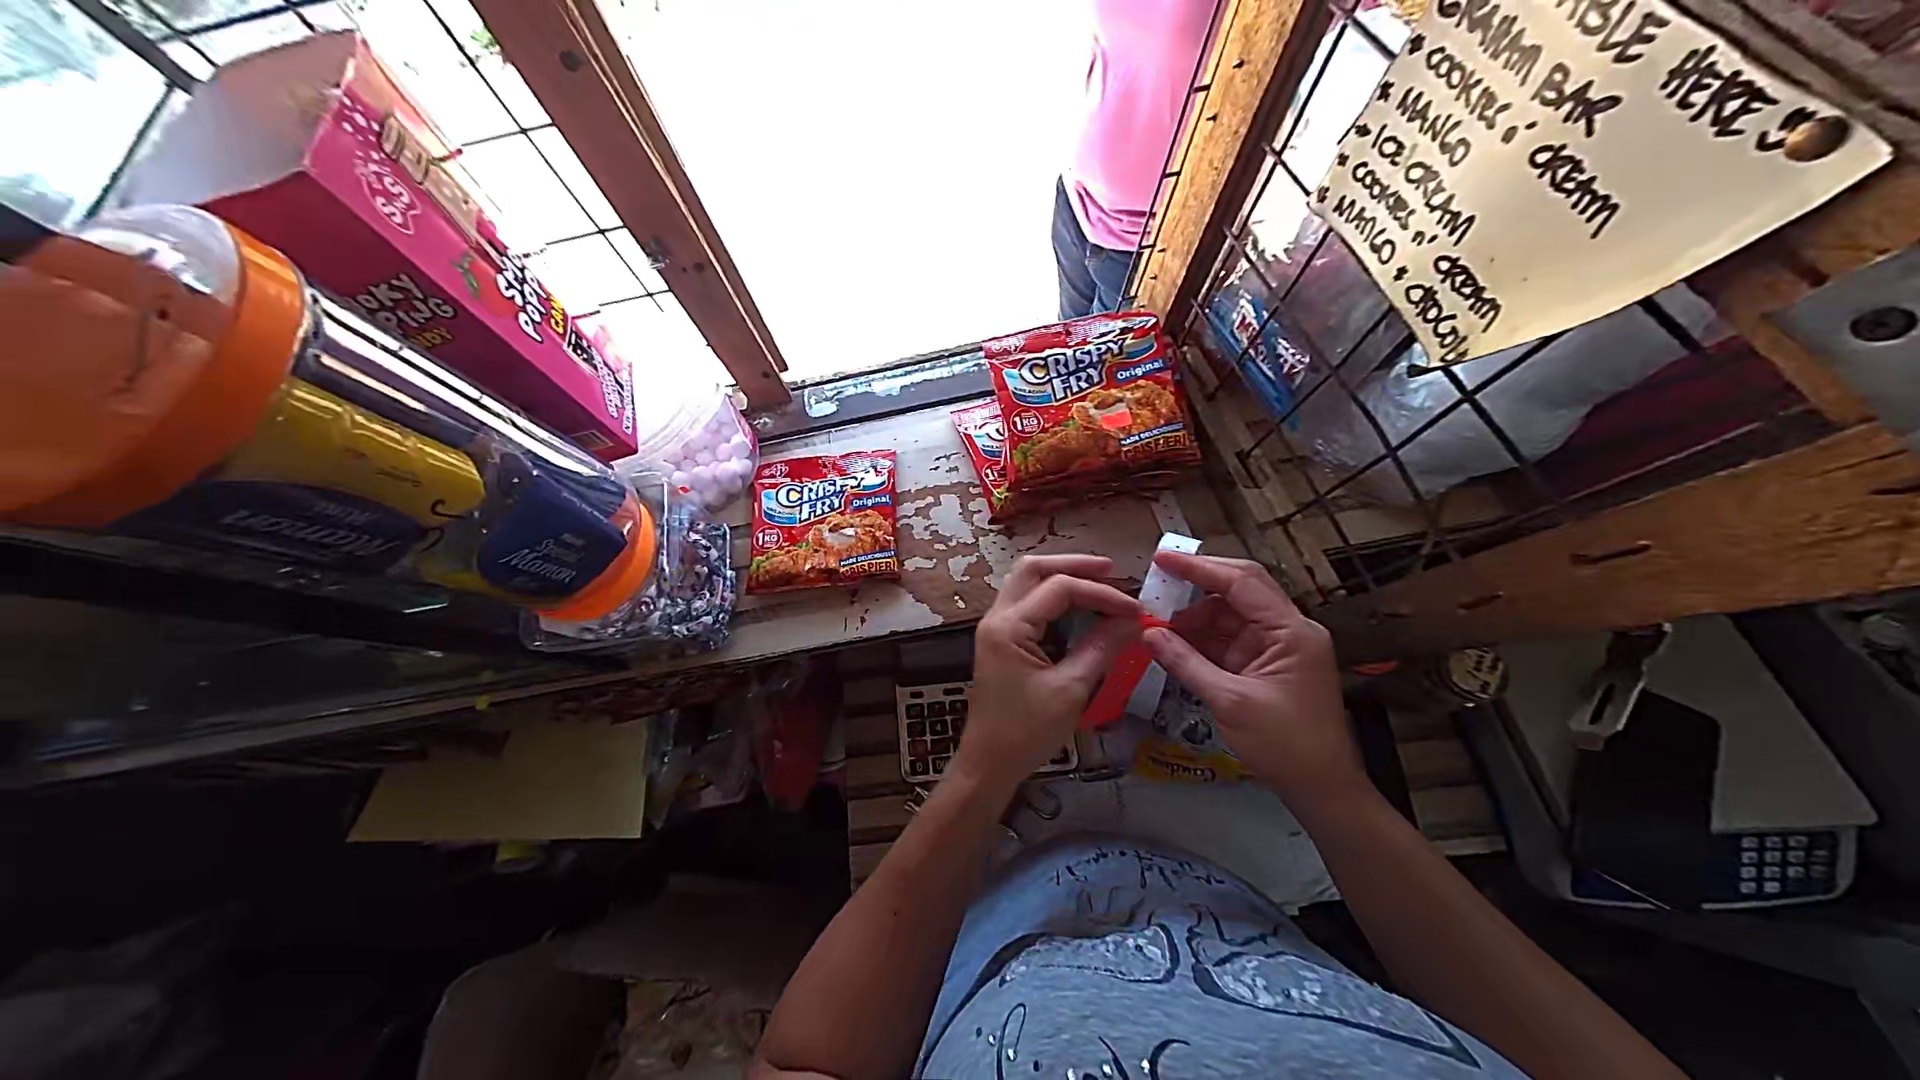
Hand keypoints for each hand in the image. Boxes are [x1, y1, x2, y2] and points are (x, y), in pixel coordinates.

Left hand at [958, 555, 1142, 789]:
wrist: (989, 763)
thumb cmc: (1026, 732)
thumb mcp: (1070, 690)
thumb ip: (1101, 648)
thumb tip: (1133, 622)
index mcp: (1008, 627)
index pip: (1060, 588)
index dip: (1101, 593)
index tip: (1134, 610)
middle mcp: (997, 618)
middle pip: (1033, 569)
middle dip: (1074, 566)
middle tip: (1112, 572)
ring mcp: (996, 628)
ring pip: (1027, 582)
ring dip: (1063, 578)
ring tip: (1100, 584)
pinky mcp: (1002, 641)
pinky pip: (1028, 604)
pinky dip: (1054, 599)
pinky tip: (1080, 608)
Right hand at [1143, 552, 1366, 811]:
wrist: (1322, 789)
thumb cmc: (1285, 746)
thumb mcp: (1230, 703)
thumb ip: (1187, 664)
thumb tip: (1149, 634)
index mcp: (1291, 631)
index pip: (1241, 583)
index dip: (1199, 568)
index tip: (1162, 559)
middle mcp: (1286, 630)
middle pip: (1238, 591)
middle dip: (1196, 586)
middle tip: (1156, 583)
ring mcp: (1275, 647)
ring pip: (1228, 616)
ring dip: (1193, 617)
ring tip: (1156, 621)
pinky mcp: (1264, 665)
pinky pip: (1228, 640)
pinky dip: (1200, 640)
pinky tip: (1172, 641)